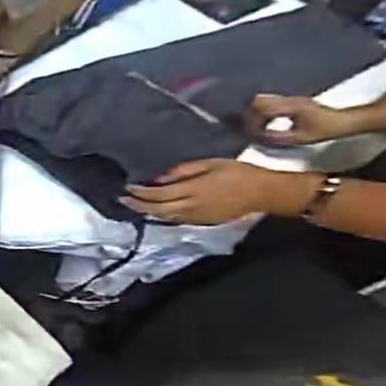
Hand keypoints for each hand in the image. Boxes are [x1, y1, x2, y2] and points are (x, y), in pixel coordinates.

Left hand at [122, 160, 321, 224]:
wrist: (263, 193)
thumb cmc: (239, 173)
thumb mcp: (211, 163)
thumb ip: (183, 171)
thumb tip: (159, 178)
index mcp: (193, 189)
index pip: (159, 194)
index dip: (140, 192)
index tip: (128, 187)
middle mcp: (191, 206)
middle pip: (156, 209)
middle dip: (137, 205)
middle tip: (122, 199)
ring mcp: (196, 217)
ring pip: (164, 217)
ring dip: (146, 212)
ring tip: (132, 205)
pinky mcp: (201, 222)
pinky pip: (175, 220)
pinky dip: (161, 216)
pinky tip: (154, 211)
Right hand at [246, 95, 363, 146]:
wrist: (342, 121)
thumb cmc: (323, 130)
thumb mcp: (300, 138)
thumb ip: (277, 137)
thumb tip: (257, 138)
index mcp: (291, 107)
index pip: (263, 110)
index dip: (253, 123)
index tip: (251, 134)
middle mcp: (289, 99)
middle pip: (259, 101)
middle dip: (251, 116)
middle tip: (250, 129)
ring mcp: (290, 98)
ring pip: (263, 99)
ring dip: (255, 112)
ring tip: (255, 126)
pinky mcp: (291, 100)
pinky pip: (270, 100)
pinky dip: (262, 109)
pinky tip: (264, 120)